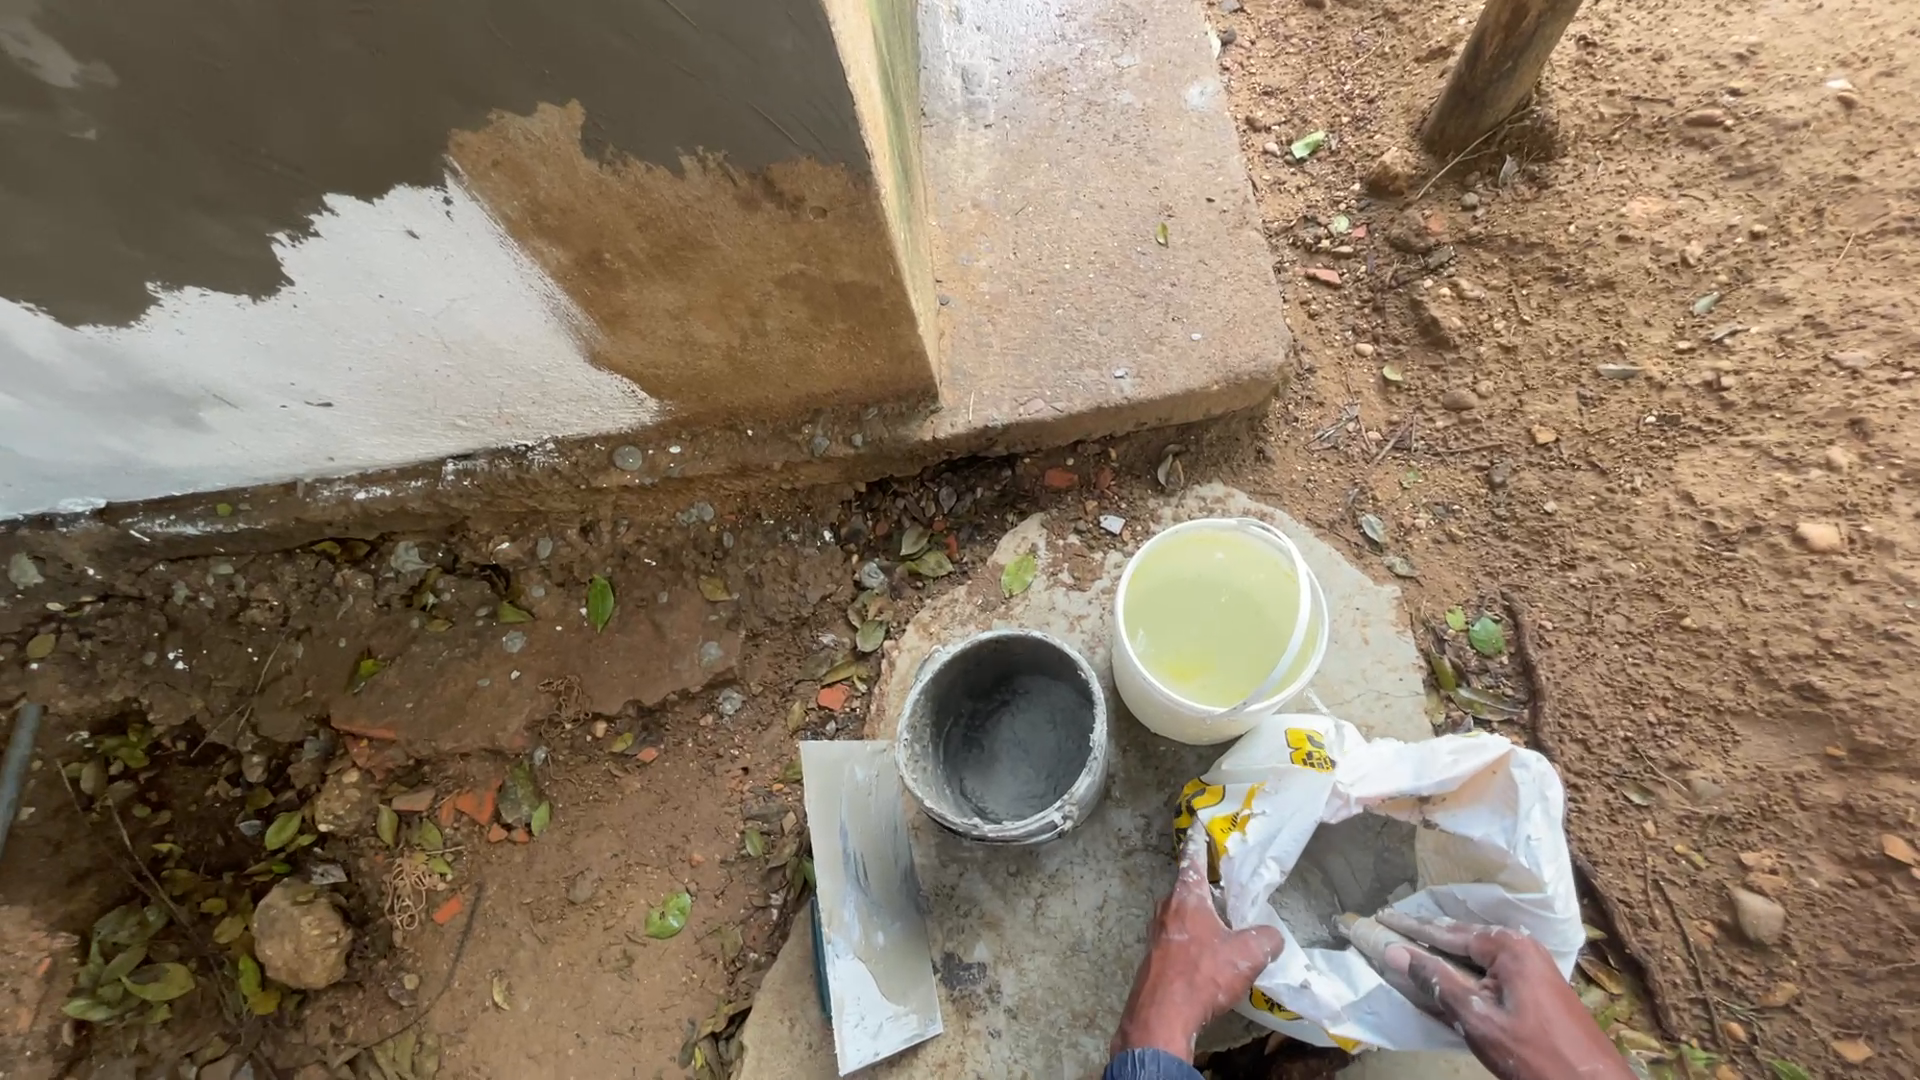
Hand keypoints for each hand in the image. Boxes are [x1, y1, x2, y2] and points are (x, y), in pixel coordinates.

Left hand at [1111, 828, 1285, 1061]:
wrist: (1162, 1012)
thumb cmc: (1201, 973)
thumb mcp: (1246, 956)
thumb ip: (1266, 939)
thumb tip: (1273, 936)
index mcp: (1187, 895)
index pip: (1193, 858)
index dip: (1198, 841)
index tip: (1197, 824)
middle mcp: (1167, 905)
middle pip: (1189, 886)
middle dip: (1208, 887)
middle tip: (1228, 888)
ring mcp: (1158, 929)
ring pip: (1183, 912)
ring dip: (1201, 916)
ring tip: (1224, 926)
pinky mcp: (1156, 952)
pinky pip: (1178, 934)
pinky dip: (1194, 937)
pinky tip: (1208, 955)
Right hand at [1374, 912, 1634, 1079]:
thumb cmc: (1538, 1057)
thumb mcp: (1479, 1020)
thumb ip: (1435, 981)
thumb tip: (1392, 951)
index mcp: (1508, 947)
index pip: (1444, 932)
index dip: (1408, 927)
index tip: (1380, 916)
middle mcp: (1522, 947)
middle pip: (1460, 938)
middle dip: (1425, 936)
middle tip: (1389, 926)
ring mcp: (1534, 968)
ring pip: (1475, 955)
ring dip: (1443, 954)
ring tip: (1410, 947)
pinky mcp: (1539, 990)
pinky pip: (1490, 970)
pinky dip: (1464, 970)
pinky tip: (1446, 974)